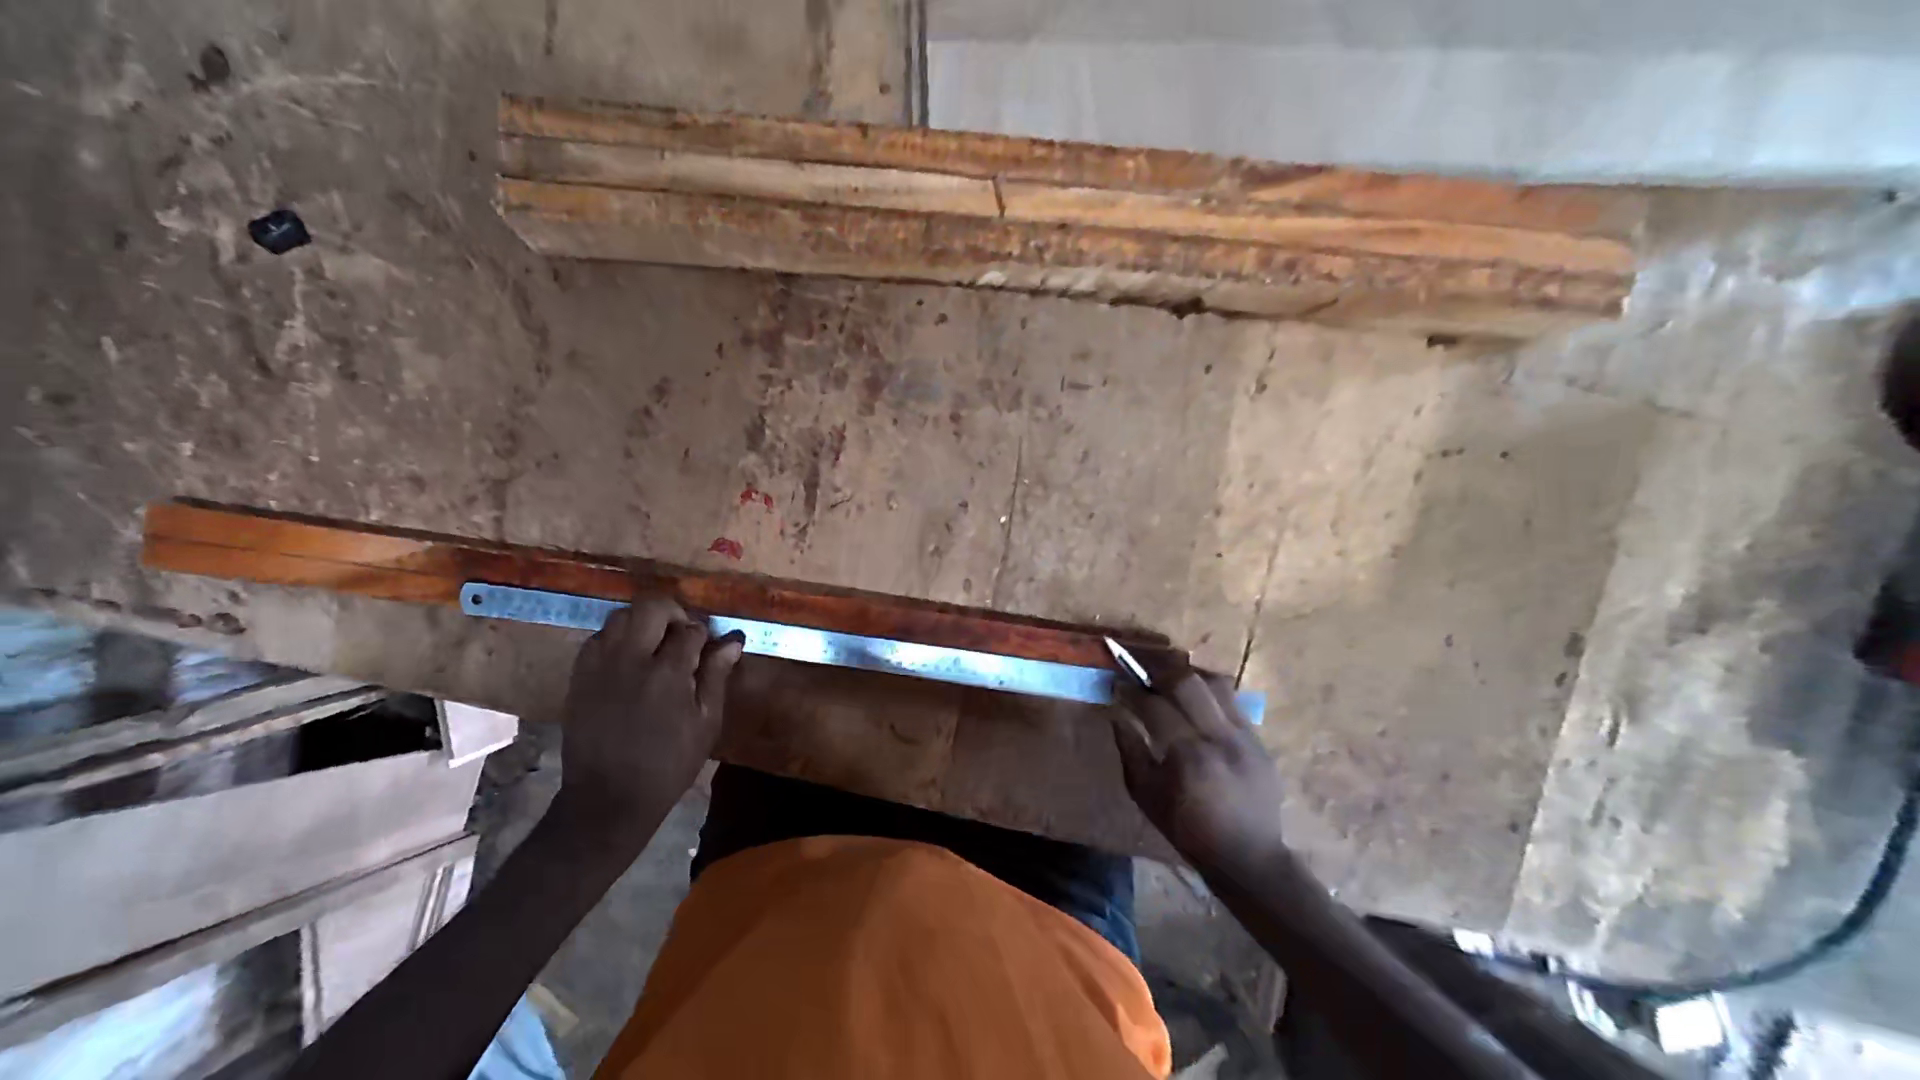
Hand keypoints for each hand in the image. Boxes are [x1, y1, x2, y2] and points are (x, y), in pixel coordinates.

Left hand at [552, 596, 744, 846]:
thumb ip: (716, 676)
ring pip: (620, 616)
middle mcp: (629, 659)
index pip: (690, 630)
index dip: (704, 633)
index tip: (710, 644)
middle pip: (650, 607)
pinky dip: (617, 638)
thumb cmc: (669, 764)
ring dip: (643, 622)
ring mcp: (599, 666)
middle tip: (683, 634)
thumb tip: (733, 641)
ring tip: (655, 645)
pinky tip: (629, 660)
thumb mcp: (705, 724)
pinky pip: (598, 637)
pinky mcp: (579, 676)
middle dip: (673, 613)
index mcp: (666, 673)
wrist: (609, 797)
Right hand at [1108, 664, 1287, 868]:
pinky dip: (1210, 692)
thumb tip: (1116, 716)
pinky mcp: (1258, 739)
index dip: (1131, 690)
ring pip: (1215, 683)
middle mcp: (1218, 737)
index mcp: (1187, 755)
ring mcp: (1244, 735)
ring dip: (1188, 676)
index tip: (1117, 683)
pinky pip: (1233, 701)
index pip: (1154, 705)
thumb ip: (1130, 751)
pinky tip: (1197, 700)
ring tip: (1171, 680)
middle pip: (1187, 682)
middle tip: (1142, 672)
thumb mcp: (1147, 797)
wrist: (1248, 857)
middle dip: (1159, 671)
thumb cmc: (1189, 830)